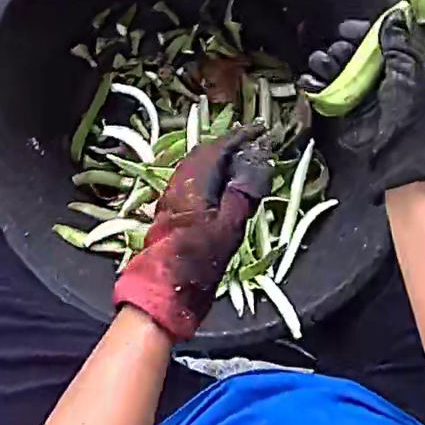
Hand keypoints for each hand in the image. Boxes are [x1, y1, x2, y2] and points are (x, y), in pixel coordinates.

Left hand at [113, 125, 271, 340]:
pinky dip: (211, 171)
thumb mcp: (230, 226)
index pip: (219, 147)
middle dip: (230, 144)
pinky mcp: (170, 207)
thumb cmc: (198, 261)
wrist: (163, 292)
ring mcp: (171, 193)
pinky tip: (223, 181)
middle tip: (254, 143)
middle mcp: (179, 180)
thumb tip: (257, 162)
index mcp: (194, 181)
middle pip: (206, 151)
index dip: (242, 137)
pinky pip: (193, 176)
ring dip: (220, 157)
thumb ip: (243, 191)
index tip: (261, 132)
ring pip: (198, 163)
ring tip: (243, 159)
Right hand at [302, 13, 424, 198]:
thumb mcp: (409, 77)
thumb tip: (395, 14)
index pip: (376, 41)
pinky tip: (312, 81)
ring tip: (324, 66)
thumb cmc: (405, 120)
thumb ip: (399, 46)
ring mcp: (351, 95)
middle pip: (350, 51)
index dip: (362, 31)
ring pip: (331, 67)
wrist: (389, 164)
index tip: (348, 29)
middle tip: (340, 52)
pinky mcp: (333, 110)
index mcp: (396, 69)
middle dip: (342, 47)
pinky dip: (312, 82)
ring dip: (324, 62)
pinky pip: (317, 89)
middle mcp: (373, 79)